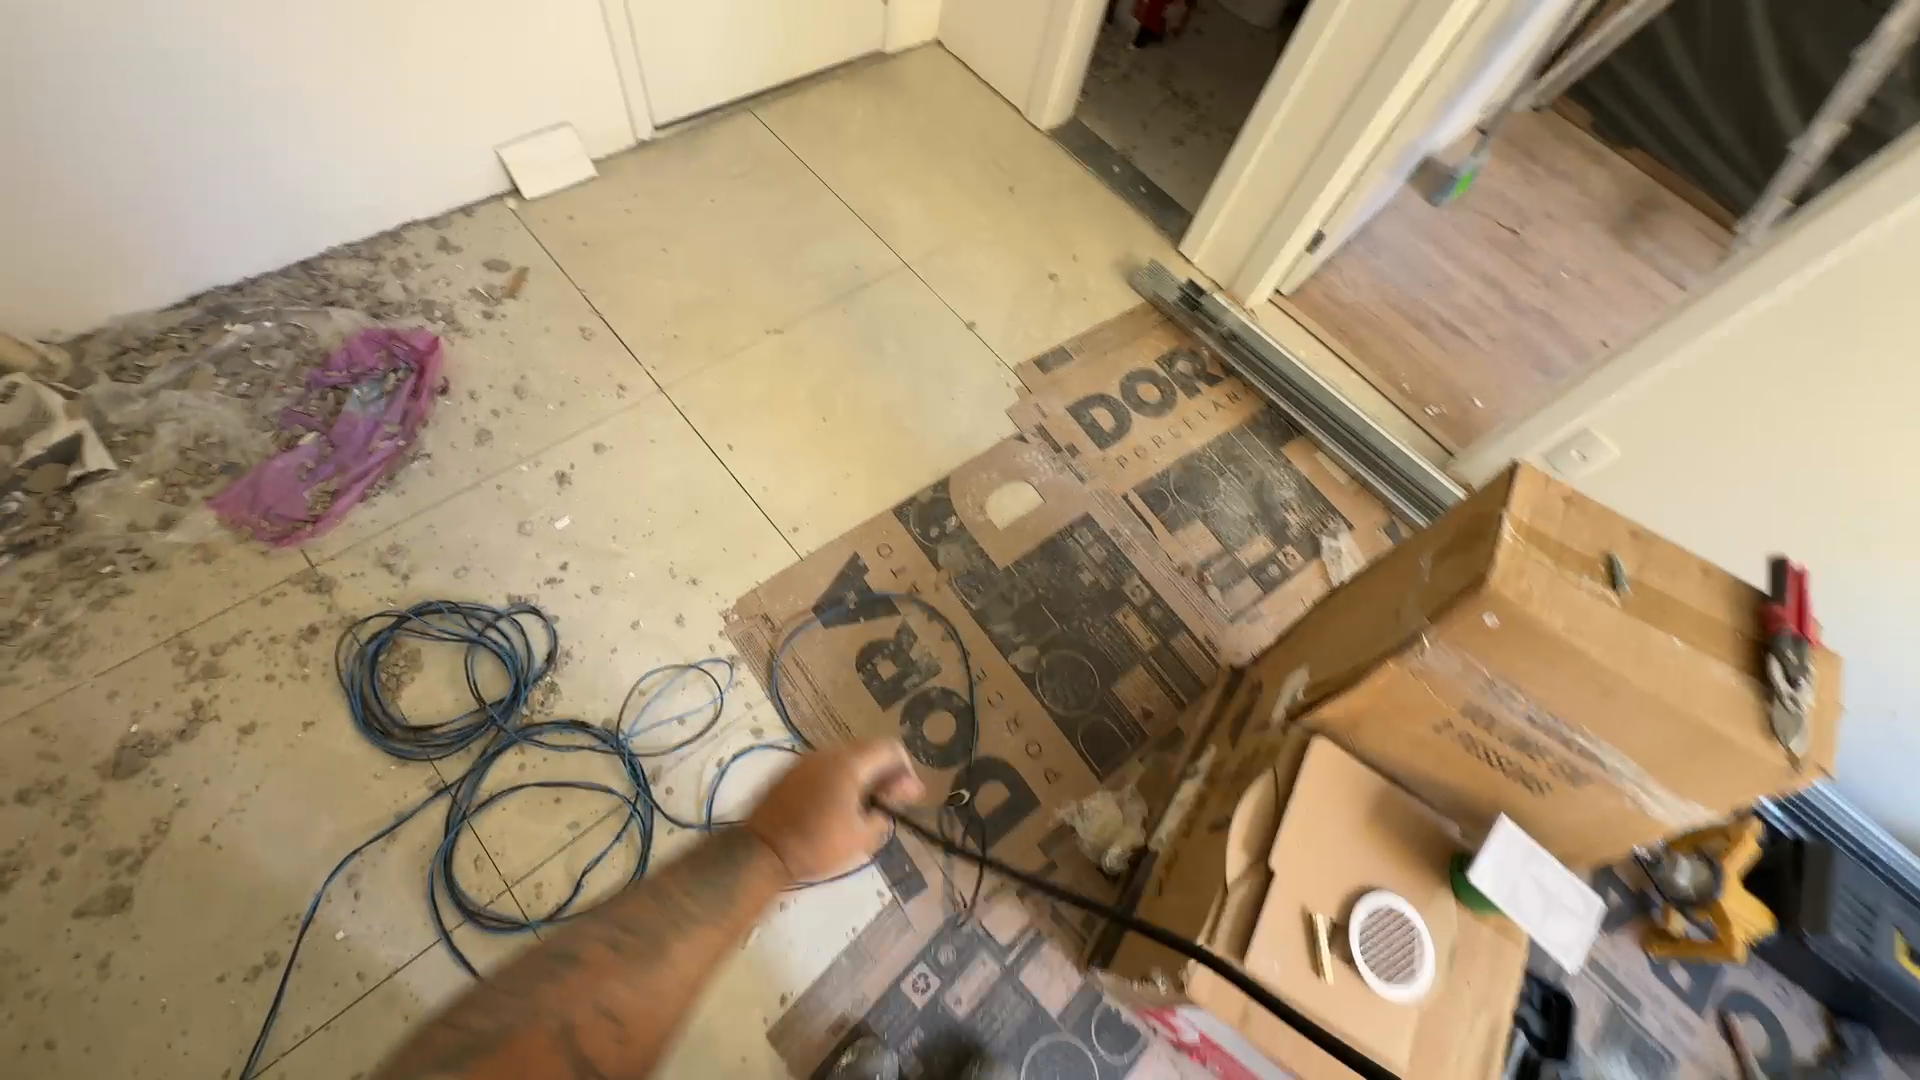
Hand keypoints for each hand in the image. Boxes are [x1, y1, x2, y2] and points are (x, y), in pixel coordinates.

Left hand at [745, 739, 925, 881]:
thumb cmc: (816, 844)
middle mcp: (829, 752)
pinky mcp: (791, 772)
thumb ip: (883, 816)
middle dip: (885, 773)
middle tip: (891, 801)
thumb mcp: (860, 838)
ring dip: (863, 775)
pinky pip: (826, 766)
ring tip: (866, 805)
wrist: (760, 851)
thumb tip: (890, 805)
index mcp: (851, 762)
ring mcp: (806, 759)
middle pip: (869, 750)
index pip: (891, 749)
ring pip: (846, 758)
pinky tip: (840, 803)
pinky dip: (841, 778)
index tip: (908, 797)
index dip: (906, 770)